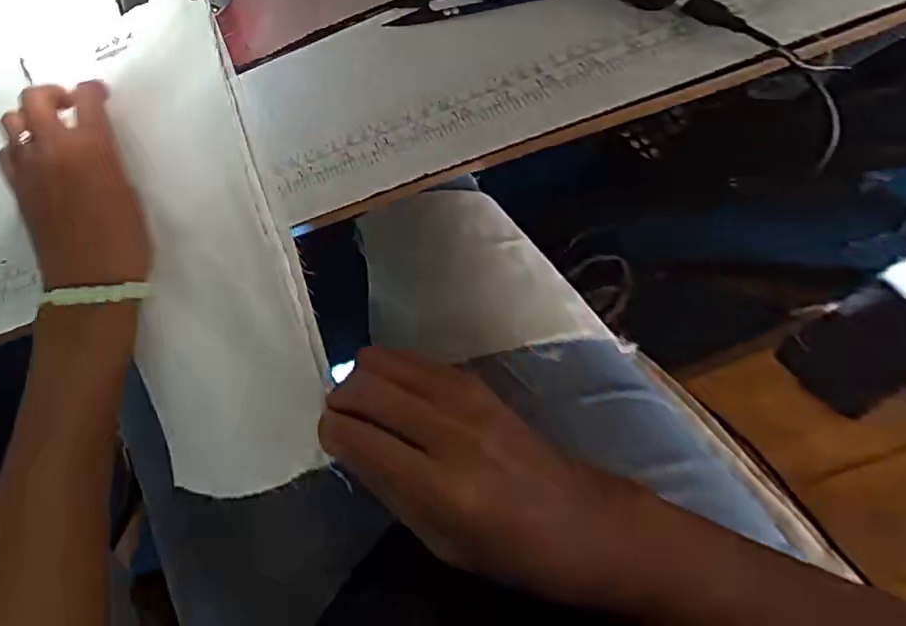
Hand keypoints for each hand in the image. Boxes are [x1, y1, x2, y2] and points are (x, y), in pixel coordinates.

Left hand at [0, 82, 150, 290]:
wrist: (91, 282)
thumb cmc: (124, 237)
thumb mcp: (127, 186)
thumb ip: (107, 154)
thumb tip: (95, 141)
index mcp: (91, 146)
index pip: (86, 95)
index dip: (93, 89)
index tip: (98, 96)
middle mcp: (54, 149)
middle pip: (34, 98)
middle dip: (51, 93)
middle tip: (68, 106)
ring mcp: (29, 169)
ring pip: (10, 120)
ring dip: (28, 118)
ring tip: (48, 131)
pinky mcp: (17, 189)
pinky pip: (7, 153)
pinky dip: (18, 147)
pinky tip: (36, 159)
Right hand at [318, 348, 634, 605]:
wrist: (579, 519)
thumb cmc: (506, 548)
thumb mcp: (440, 541)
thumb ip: (387, 487)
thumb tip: (345, 442)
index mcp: (442, 488)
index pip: (360, 438)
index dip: (331, 432)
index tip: (327, 436)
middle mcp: (450, 432)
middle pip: (365, 388)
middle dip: (339, 400)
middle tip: (337, 415)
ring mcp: (462, 397)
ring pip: (382, 360)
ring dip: (360, 377)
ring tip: (361, 399)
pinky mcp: (470, 378)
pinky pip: (408, 356)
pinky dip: (388, 368)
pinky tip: (392, 390)